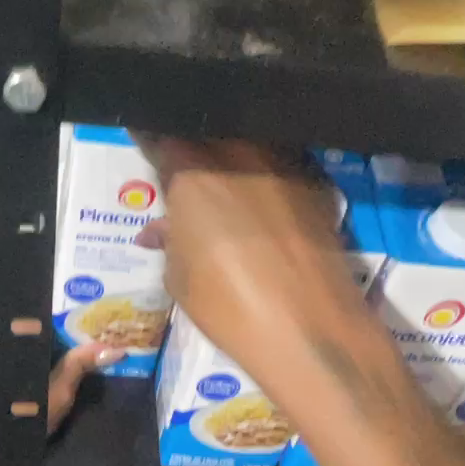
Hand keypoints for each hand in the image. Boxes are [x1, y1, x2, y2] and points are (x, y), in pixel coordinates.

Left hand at [0, 339, 115, 465]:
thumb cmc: (15, 421)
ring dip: (18, 374)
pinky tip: (11, 406)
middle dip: (40, 359)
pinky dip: (0, 386)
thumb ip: (79, 366)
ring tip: (37, 396)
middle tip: (61, 379)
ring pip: (0, 362)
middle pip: (19, 345)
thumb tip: (111, 348)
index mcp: (4, 337)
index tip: (77, 357)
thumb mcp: (55, 394)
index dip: (61, 341)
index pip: (39, 329)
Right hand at [131, 135, 369, 383]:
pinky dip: (267, 183)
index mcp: (191, 172)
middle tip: (185, 178)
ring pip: (248, 148)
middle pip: (207, 136)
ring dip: (232, 164)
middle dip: (192, 151)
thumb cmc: (228, 307)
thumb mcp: (180, 280)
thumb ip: (169, 242)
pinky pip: (281, 170)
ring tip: (227, 194)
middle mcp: (237, 154)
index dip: (150, 145)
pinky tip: (265, 213)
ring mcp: (283, 164)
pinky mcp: (317, 185)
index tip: (147, 152)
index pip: (159, 139)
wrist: (308, 329)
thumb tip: (162, 230)